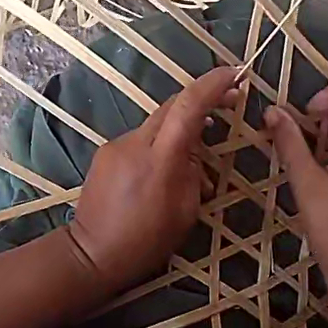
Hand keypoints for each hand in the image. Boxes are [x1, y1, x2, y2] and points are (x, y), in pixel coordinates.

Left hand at [68, 66, 240, 289]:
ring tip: (195, 155)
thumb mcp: (186, 211)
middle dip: (202, 99)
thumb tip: (194, 149)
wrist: (92, 254)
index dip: (213, 85)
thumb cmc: (147, 241)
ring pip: (157, 123)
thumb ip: (193, 171)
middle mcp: (137, 142)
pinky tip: (162, 170)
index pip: (189, 107)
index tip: (235, 74)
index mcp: (161, 159)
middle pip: (173, 105)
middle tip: (230, 102)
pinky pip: (141, 139)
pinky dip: (158, 145)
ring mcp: (117, 144)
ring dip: (180, 128)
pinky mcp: (106, 152)